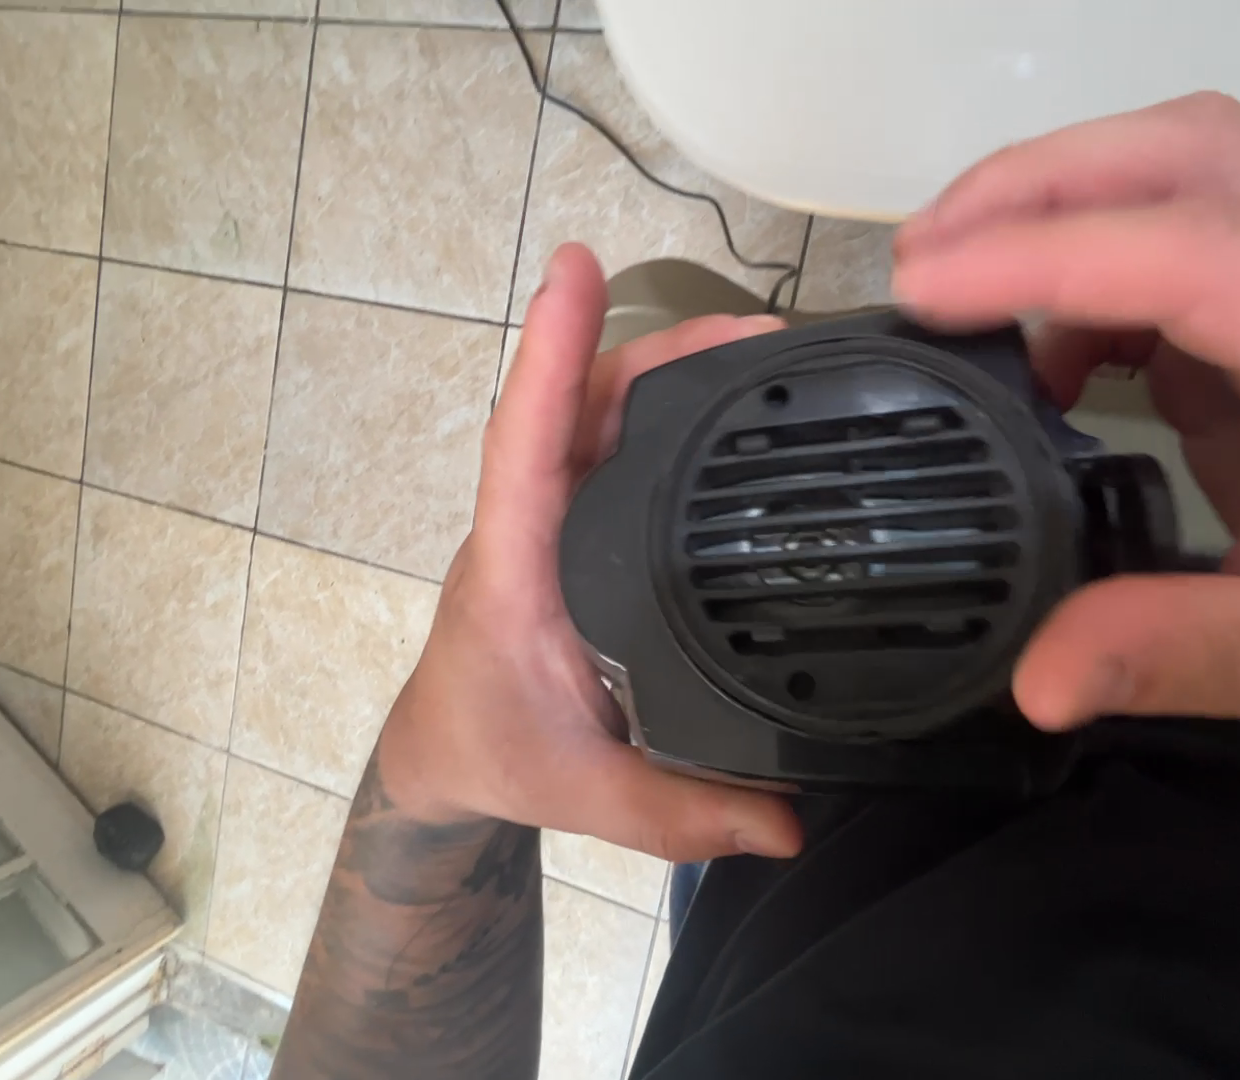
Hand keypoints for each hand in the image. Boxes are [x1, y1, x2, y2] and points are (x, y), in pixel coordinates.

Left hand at [373, 244, 802, 861]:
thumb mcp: (586, 794)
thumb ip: (682, 813)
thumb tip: (790, 824)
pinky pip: (615, 452)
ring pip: (600, 417)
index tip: (574, 268)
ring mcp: (554, 521)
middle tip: (765, 342)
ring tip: (765, 363)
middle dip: (662, 354)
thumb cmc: (495, 753)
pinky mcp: (574, 530)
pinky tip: (729, 422)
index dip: (546, 352)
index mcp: (515, 567)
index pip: (523, 441)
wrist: (449, 752)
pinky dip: (666, 420)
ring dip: (669, 376)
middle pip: (580, 404)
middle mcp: (531, 525)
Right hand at [892, 92, 1239, 764]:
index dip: (1045, 257)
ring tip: (950, 285)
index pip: (1201, 251)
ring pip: (1177, 179)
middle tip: (919, 258)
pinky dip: (1076, 284)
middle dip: (1035, 185)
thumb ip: (1182, 657)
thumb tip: (1032, 682)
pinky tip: (1042, 360)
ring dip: (1051, 210)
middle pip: (1190, 156)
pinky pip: (1166, 255)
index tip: (917, 291)